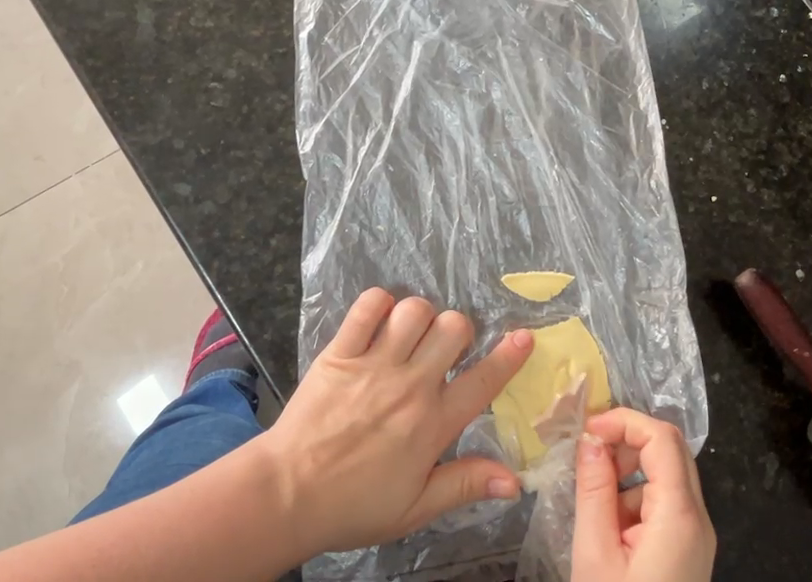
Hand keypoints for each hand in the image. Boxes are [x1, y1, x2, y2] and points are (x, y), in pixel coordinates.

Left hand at [259, 288, 532, 552]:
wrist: (287, 494)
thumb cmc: (353, 506)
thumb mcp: (415, 509)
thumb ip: (465, 484)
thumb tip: (515, 480)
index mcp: (432, 424)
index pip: (483, 381)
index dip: (509, 356)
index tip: (524, 336)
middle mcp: (410, 385)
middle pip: (454, 329)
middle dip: (458, 331)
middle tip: (445, 348)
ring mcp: (374, 364)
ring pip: (415, 310)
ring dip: (420, 316)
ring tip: (411, 333)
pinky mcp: (340, 351)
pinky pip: (368, 306)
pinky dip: (379, 302)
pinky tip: (380, 316)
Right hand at [573, 408, 715, 581]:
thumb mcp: (594, 554)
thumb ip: (593, 490)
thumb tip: (589, 439)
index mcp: (681, 516)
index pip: (662, 438)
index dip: (624, 422)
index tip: (586, 431)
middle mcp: (698, 519)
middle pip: (670, 451)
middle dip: (626, 441)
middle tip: (585, 452)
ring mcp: (697, 536)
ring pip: (666, 475)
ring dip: (627, 471)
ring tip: (591, 498)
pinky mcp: (688, 550)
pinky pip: (664, 503)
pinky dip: (634, 497)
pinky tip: (607, 526)